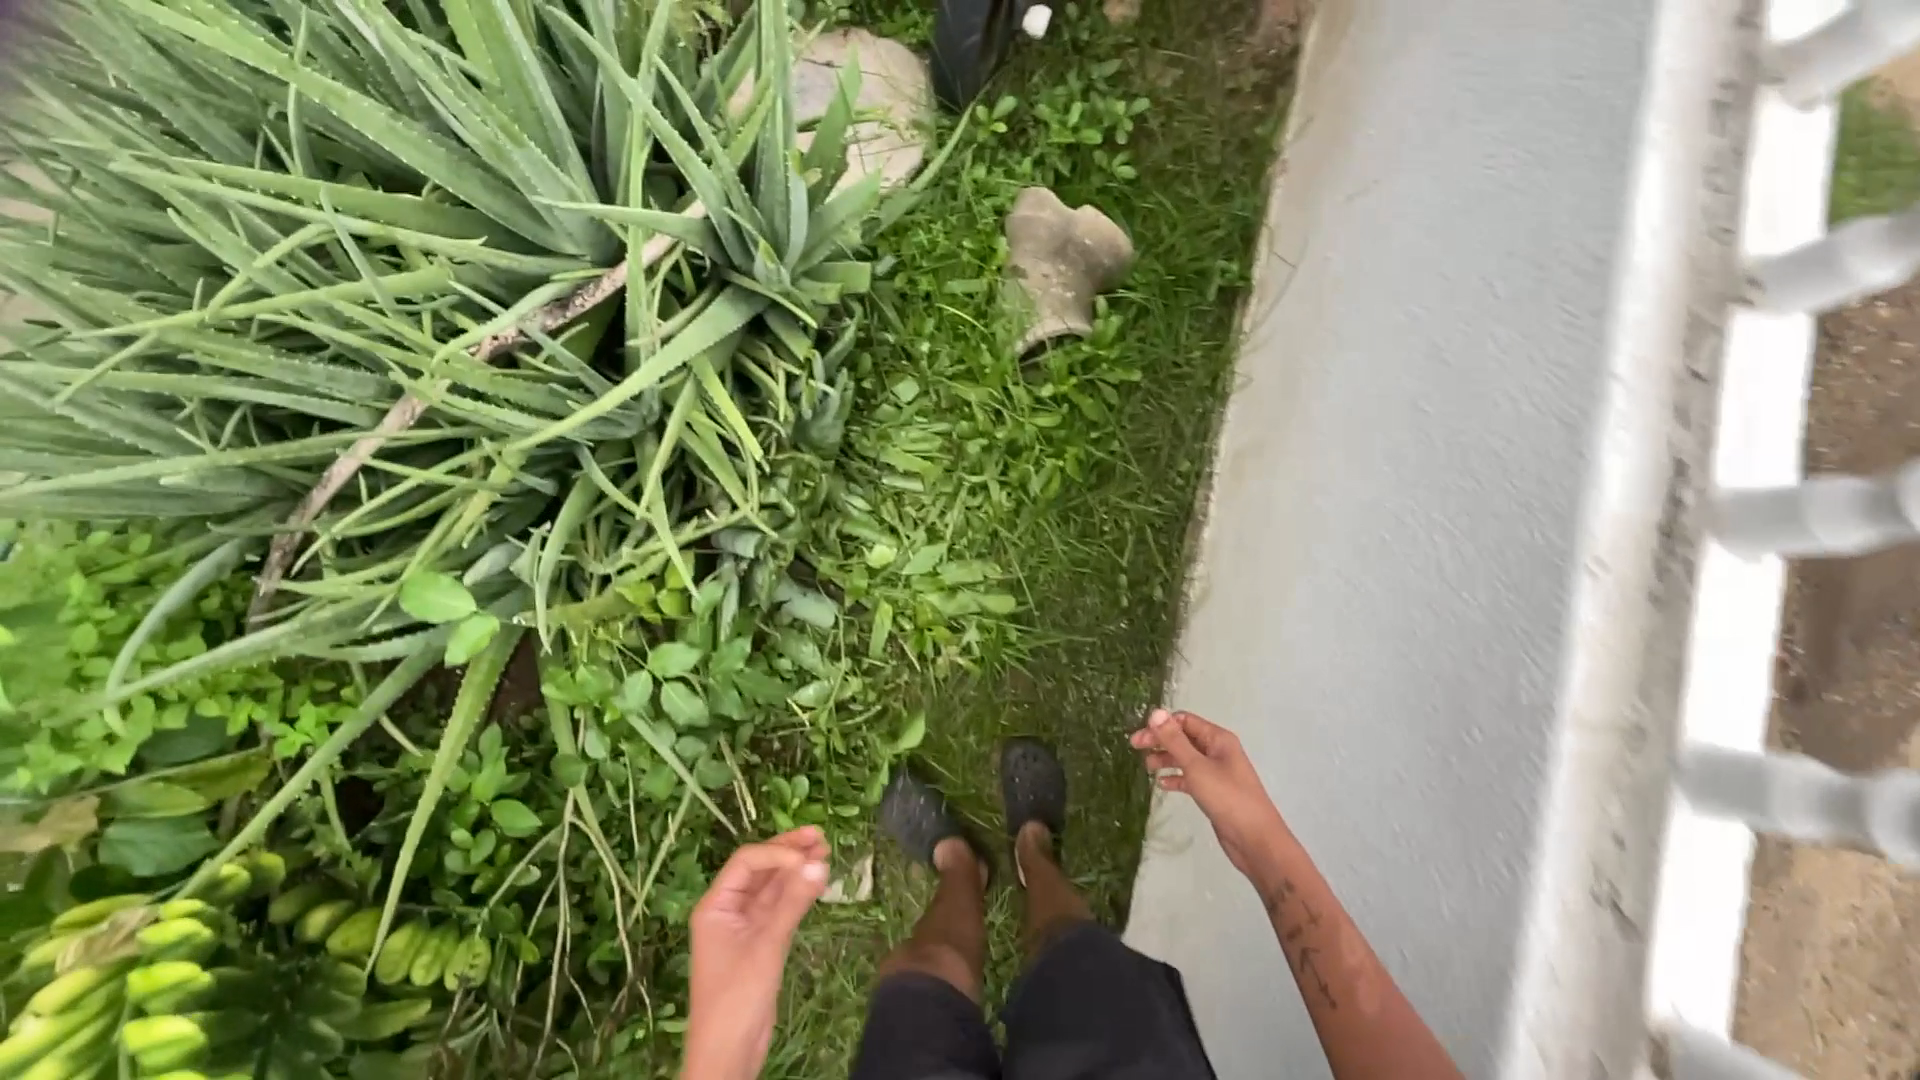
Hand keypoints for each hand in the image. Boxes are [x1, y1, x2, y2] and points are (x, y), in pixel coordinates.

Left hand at [682, 827, 829, 1079]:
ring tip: (825, 852)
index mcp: (715, 905)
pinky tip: (816, 882)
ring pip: (772, 888)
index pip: (747, 862)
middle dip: (788, 852)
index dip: (777, 853)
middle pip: (759, 870)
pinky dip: (797, 894)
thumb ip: (793, 902)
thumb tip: (819, 863)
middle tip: (821, 837)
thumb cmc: (737, 997)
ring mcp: (744, 927)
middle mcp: (728, 910)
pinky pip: (779, 908)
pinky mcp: (760, 943)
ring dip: (796, 871)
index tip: (808, 857)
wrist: (728, 1053)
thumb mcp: (766, 946)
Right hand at [1130, 709, 1291, 887]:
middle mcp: (1217, 751)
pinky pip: (1190, 778)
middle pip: (1183, 738)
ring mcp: (1216, 772)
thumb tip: (1155, 712)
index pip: (1184, 721)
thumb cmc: (1227, 797)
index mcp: (1218, 739)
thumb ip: (1174, 740)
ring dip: (1166, 759)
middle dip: (1160, 741)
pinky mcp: (1213, 791)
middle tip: (1135, 749)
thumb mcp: (1196, 766)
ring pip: (1185, 758)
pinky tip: (1162, 785)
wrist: (1255, 839)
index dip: (1161, 725)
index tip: (1139, 738)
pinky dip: (1176, 778)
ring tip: (1147, 768)